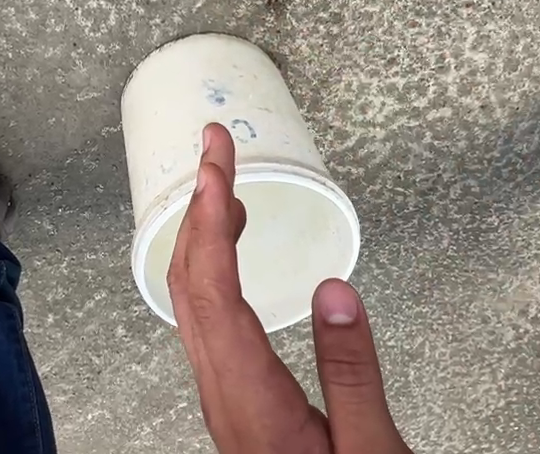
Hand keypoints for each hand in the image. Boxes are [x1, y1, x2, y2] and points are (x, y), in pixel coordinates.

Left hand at [168, 123, 411, 453]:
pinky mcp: (231, 388)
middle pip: (188, 275)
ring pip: (189, 290)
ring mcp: (219, 386)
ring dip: (201, 225)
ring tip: (224, 178)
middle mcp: (220, 384)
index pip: (212, 283)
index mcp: (248, 395)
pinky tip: (231, 241)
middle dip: (199, 200)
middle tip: (216, 145)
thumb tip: (335, 289)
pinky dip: (210, 256)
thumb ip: (352, 375)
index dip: (211, 213)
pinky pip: (204, 307)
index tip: (218, 159)